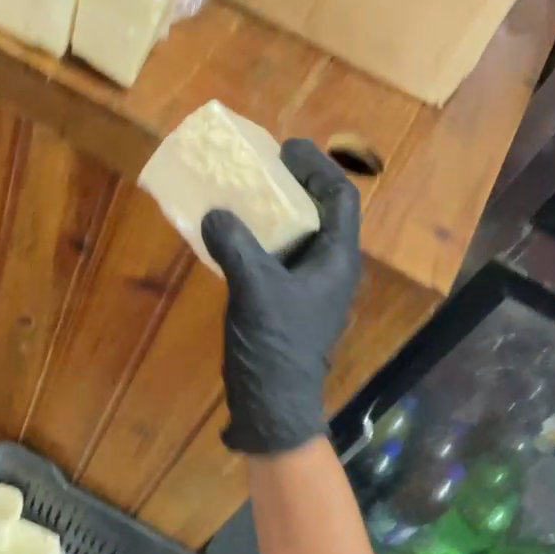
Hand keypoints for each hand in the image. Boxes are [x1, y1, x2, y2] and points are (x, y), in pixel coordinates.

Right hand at [201, 140, 362, 456]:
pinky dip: (258, 244)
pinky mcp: (287, 308)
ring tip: (244, 197)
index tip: (286, 149)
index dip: (317, 167)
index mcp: (337, 261)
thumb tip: (215, 213)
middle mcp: (329, 271)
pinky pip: (276, 262)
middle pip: (319, 216)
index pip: (339, 199)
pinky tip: (232, 241)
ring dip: (274, 216)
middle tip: (263, 168)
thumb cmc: (275, 346)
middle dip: (294, 187)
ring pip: (296, 240)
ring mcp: (308, 292)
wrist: (272, 405)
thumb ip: (235, 246)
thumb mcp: (254, 290)